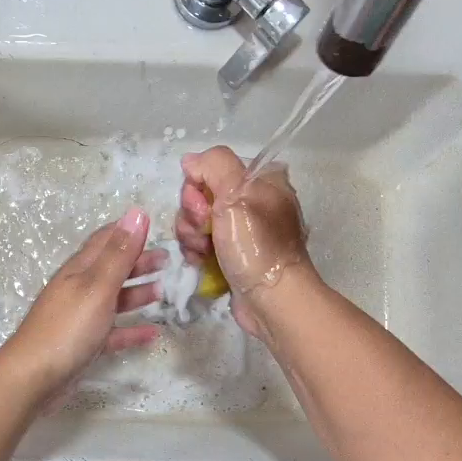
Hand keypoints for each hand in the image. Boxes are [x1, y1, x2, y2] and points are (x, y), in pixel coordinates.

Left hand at [0, 206, 162, 399]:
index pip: (105, 241)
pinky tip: (152, 334)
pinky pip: (112, 333)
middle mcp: (78, 290)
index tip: (156, 229)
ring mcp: (80, 319)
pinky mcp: (83, 345)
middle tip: (168, 262)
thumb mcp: (97, 287)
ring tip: (163, 293)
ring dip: (137, 294)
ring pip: (113, 301)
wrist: (33, 378)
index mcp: (79, 270)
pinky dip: (131, 331)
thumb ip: (119, 254)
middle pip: (111, 270)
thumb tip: (137, 213)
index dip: (129, 232)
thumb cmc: (67, 328)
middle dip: (138, 262)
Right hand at [175, 146, 315, 340]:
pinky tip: (201, 262)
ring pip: (197, 222)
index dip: (197, 188)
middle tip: (205, 233)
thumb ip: (213, 166)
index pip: (212, 170)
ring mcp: (242, 230)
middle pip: (201, 196)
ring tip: (203, 252)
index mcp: (261, 179)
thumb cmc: (257, 246)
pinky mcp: (232, 254)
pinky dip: (196, 252)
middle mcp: (252, 201)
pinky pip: (202, 244)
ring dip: (192, 237)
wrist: (271, 299)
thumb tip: (190, 161)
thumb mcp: (237, 195)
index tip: (203, 209)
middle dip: (193, 216)